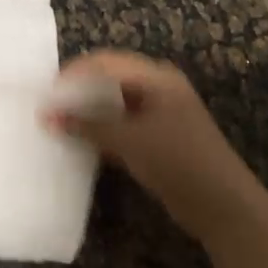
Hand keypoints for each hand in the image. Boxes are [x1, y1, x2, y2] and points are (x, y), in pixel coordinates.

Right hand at [46, 50, 267, 242]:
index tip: (45, 93)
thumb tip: (46, 116)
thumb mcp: (128, 140)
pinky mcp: (158, 139)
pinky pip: (122, 124)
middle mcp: (159, 89)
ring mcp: (161, 114)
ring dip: (88, 112)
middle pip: (110, 79)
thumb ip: (86, 126)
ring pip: (115, 103)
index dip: (74, 74)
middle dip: (78, 91)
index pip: (106, 63)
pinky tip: (80, 141)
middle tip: (48, 107)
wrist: (221, 205)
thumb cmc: (176, 161)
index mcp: (158, 78)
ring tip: (58, 123)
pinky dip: (101, 130)